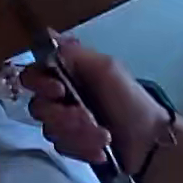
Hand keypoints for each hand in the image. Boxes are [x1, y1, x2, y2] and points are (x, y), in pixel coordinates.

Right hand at [22, 37, 169, 172]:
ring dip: (78, 133)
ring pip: (50, 130)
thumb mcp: (105, 68)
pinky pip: (62, 148)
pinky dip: (82, 148)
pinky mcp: (71, 145)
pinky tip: (101, 148)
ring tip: (103, 135)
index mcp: (66, 72)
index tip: (60, 90)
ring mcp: (64, 122)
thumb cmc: (129, 98)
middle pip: (38, 107)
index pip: (32, 75)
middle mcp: (60, 95)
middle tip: (88, 117)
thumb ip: (74, 53)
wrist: (150, 141)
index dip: (40, 84)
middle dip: (64, 116)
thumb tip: (47, 34)